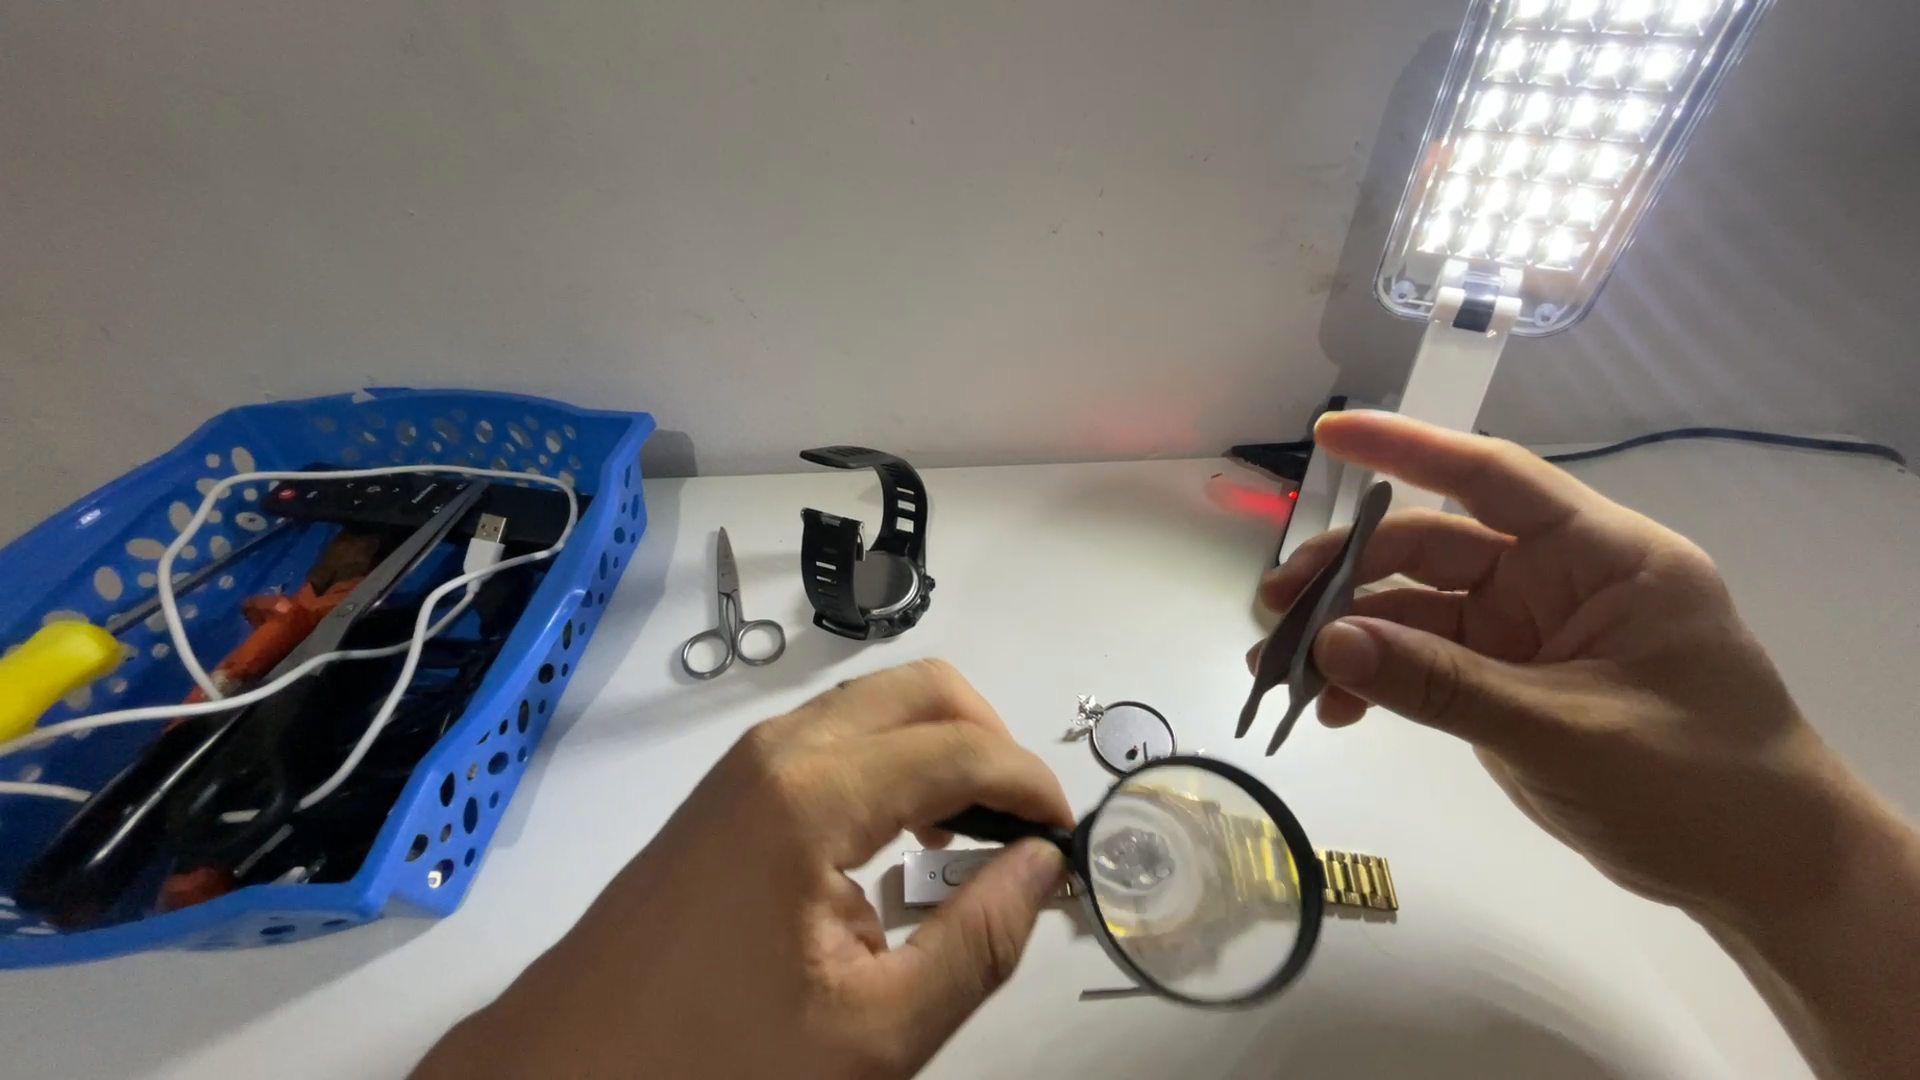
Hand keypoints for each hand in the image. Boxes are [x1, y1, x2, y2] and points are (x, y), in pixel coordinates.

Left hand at [414, 660, 1070, 1079]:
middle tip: (1020, 823)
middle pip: (923, 689)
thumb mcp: (871, 1034)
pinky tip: (905, 835)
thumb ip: (977, 942)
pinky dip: (896, 758)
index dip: (1030, 782)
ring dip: (943, 744)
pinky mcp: (737, 780)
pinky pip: (842, 733)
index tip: (1066, 835)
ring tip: (974, 831)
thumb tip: (1042, 866)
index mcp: (813, 795)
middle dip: (991, 739)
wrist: (563, 1074)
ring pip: (881, 702)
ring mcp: (752, 756)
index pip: (960, 748)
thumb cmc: (716, 1065)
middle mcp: (782, 746)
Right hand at [1257, 411, 1871, 922]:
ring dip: (1342, 633)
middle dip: (1344, 573)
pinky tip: (1328, 710)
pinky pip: (1413, 661)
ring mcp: (1518, 628)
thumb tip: (1326, 643)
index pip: (1492, 479)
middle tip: (1275, 606)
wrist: (1756, 878)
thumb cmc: (1702, 788)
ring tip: (1277, 664)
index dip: (1408, 448)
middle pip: (1426, 550)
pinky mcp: (1494, 675)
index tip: (1328, 434)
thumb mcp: (1564, 732)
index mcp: (1600, 559)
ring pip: (1407, 607)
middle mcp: (1551, 579)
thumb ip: (1440, 684)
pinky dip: (1368, 679)